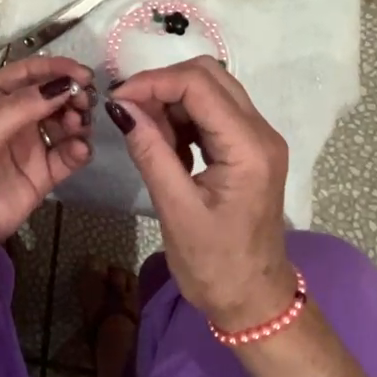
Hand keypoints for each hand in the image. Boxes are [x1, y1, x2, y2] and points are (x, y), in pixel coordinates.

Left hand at [0, 56, 95, 263]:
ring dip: (76, 120)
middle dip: (70, 94)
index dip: (54, 69)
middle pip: (50, 97)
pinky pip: (67, 156)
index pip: (26, 74)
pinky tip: (79, 150)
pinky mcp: (41, 175)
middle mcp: (12, 118)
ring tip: (78, 126)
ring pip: (63, 123)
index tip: (81, 72)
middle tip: (85, 101)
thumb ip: (21, 106)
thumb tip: (62, 85)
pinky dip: (79, 150)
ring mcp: (28, 146)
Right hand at [106, 57, 296, 329]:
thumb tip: (120, 106)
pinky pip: (211, 110)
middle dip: (161, 83)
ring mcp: (257, 139)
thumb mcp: (175, 209)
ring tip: (141, 125)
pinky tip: (161, 138)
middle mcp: (260, 133)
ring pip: (209, 88)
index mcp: (249, 148)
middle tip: (127, 108)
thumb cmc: (216, 264)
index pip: (198, 85)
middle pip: (207, 75)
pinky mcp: (246, 148)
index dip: (153, 82)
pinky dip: (181, 113)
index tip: (116, 99)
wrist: (254, 301)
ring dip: (170, 97)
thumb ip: (150, 151)